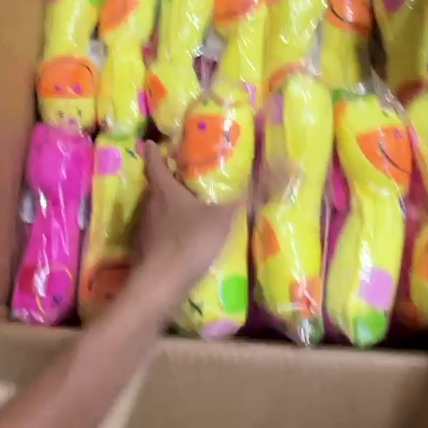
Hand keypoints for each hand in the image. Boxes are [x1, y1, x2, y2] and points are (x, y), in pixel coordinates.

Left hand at [131, 147, 243, 303]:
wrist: (160, 285)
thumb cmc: (190, 241)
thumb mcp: (224, 218)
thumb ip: (250, 196)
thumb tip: (283, 168)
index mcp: (164, 189)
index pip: (153, 162)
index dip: (153, 151)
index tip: (153, 143)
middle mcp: (149, 205)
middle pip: (155, 186)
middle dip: (167, 179)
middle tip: (184, 173)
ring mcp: (144, 229)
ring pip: (156, 209)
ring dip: (168, 206)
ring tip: (189, 205)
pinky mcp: (146, 251)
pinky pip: (158, 232)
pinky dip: (169, 229)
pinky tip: (185, 237)